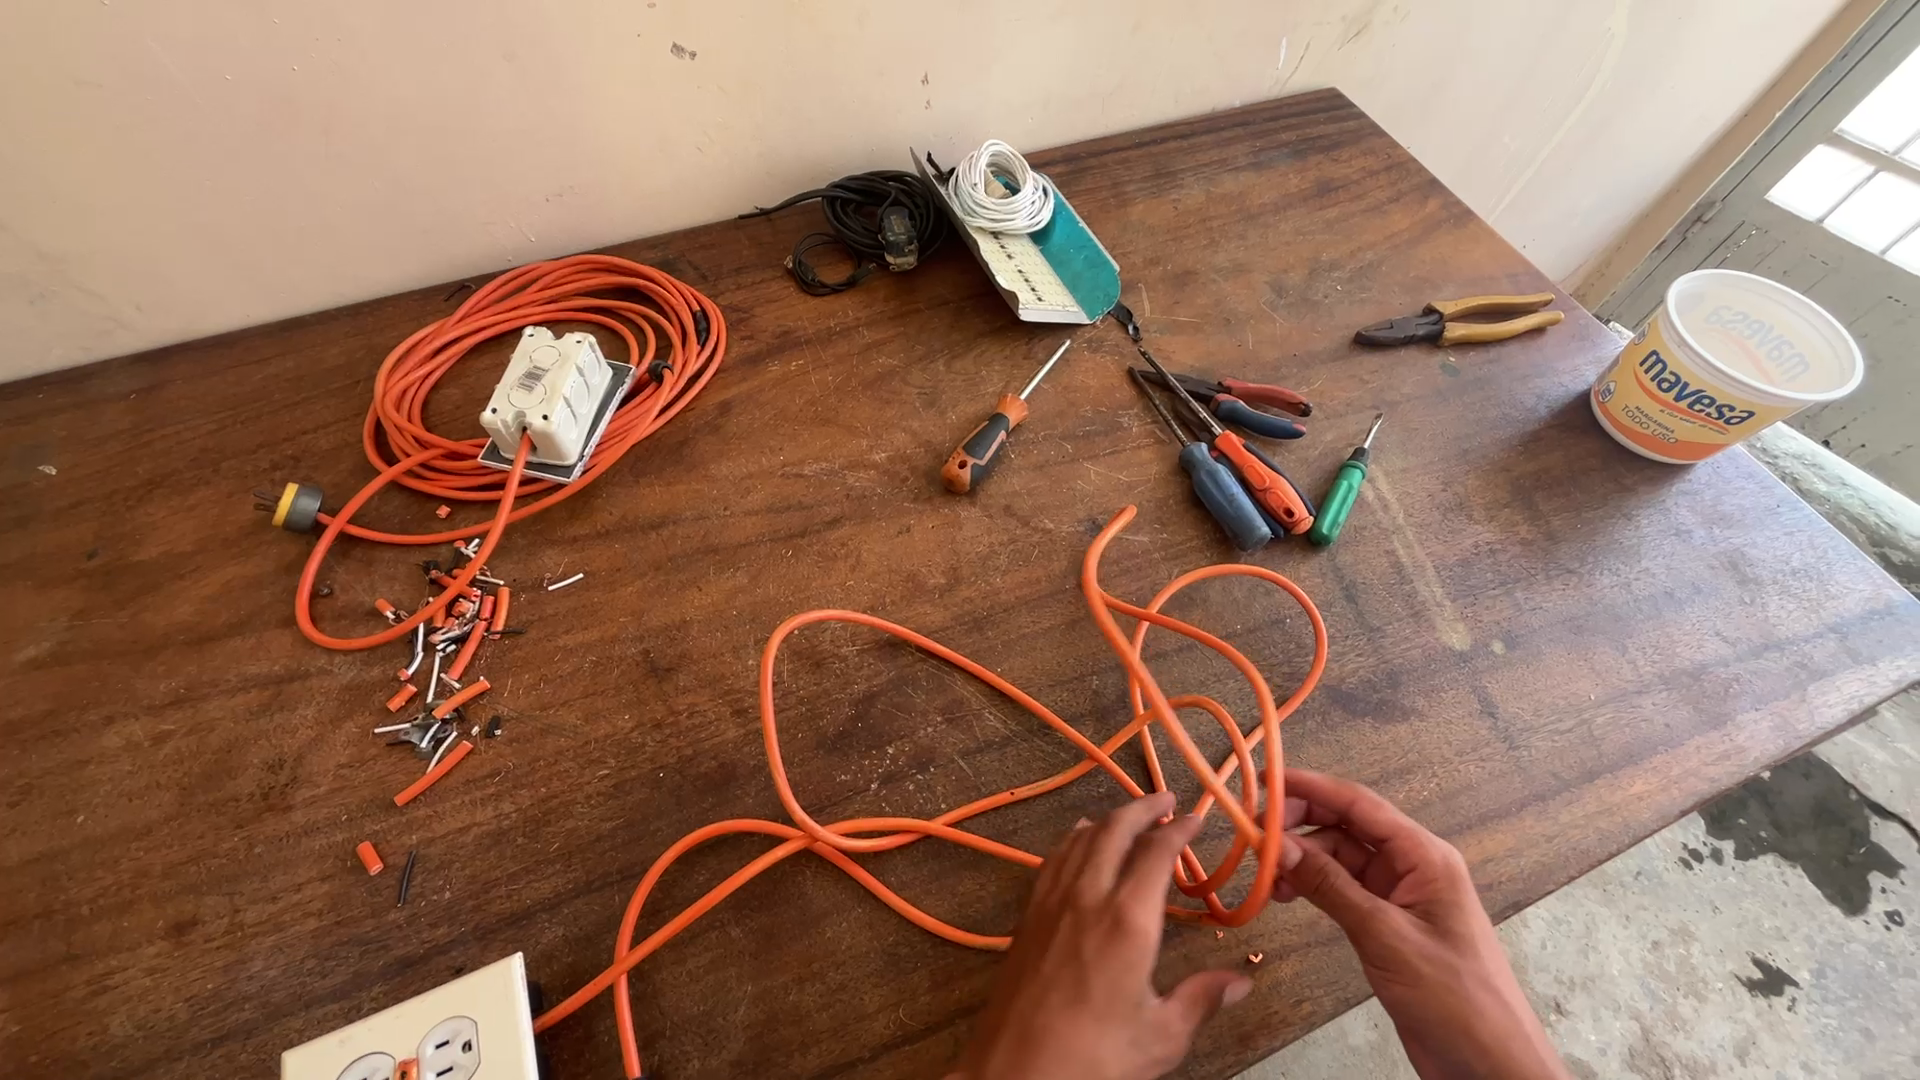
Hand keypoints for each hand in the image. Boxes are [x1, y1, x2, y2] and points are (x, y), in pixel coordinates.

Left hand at [951, 790, 1252, 1079]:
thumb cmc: (1096, 1055)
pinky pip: (1056, 856)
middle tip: (1166, 799)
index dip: (1179, 829)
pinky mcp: (1031, 910)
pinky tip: (1082, 840)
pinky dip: (1076, 837)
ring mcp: (1054, 898)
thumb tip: (1242, 981)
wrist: (1018, 1068)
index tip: (1196, 818)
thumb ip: (1201, 999)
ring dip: (1110, 818)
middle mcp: (1089, 894)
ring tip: (1131, 816)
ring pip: (1082, 836)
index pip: (1157, 852)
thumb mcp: (1161, 1036)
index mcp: (1129, 919)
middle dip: (1143, 807)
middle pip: (1115, 828)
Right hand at [1276, 768, 1569, 1079]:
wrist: (1491, 1071)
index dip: (1309, 786)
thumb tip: (1277, 844)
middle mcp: (1409, 864)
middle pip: (1344, 824)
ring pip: (1336, 855)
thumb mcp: (1385, 937)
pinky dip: (1310, 884)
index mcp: (1423, 856)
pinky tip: (1286, 895)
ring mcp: (1396, 892)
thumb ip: (1330, 886)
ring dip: (1300, 858)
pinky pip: (1339, 885)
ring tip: (1267, 876)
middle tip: (1253, 834)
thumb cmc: (1455, 1000)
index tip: (1264, 781)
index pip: (1358, 803)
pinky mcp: (1384, 920)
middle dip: (1298, 823)